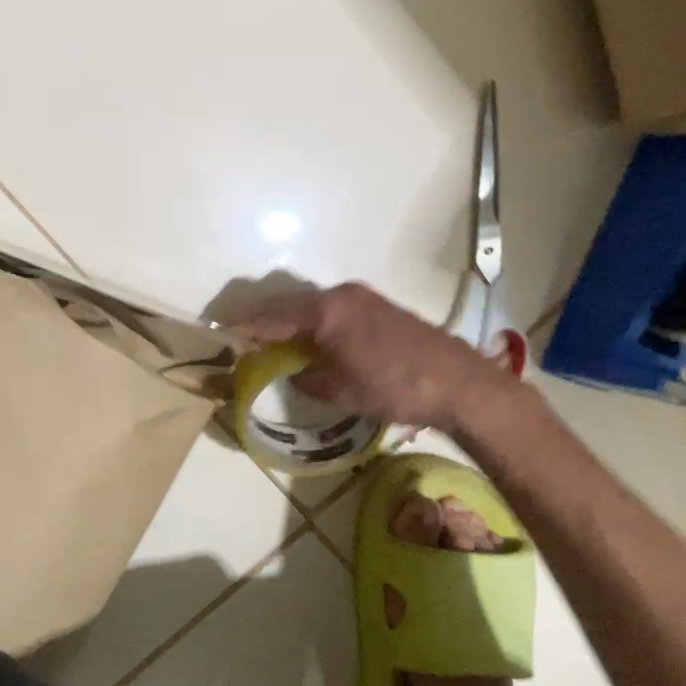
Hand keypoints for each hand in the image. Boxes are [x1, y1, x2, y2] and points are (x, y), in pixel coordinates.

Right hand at [236, 283, 523, 433]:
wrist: (461, 384)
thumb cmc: (394, 387)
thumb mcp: (340, 390)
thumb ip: (306, 378)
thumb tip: (293, 373)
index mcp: (325, 310)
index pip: (272, 316)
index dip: (246, 328)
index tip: (224, 335)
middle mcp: (341, 294)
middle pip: (290, 304)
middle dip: (267, 322)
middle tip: (246, 341)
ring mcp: (363, 297)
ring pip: (313, 305)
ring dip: (293, 322)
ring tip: (276, 344)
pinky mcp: (380, 307)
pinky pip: (334, 309)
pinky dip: (316, 323)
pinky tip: (314, 342)